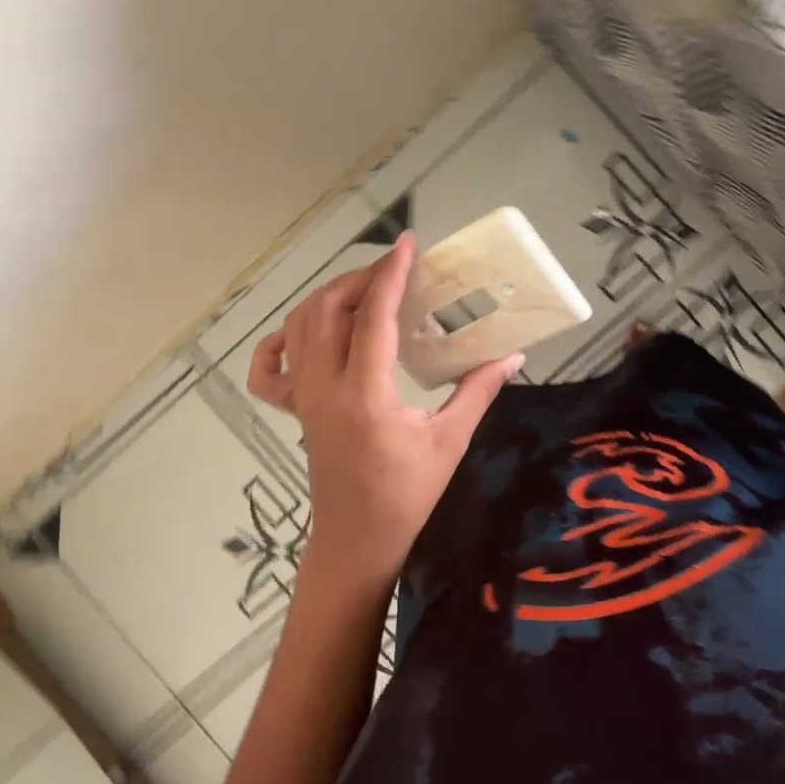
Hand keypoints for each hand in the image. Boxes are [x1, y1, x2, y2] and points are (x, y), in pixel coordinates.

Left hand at [246, 233, 523, 579]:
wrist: (359, 538)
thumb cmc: (408, 494)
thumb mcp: (450, 441)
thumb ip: (479, 391)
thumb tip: (514, 355)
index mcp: (366, 395)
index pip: (373, 317)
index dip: (391, 275)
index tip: (407, 245)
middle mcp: (325, 388)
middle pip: (327, 310)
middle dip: (360, 279)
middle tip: (395, 271)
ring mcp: (303, 398)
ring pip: (299, 327)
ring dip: (330, 298)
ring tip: (365, 290)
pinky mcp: (295, 410)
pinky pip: (270, 368)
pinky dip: (281, 340)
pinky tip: (306, 332)